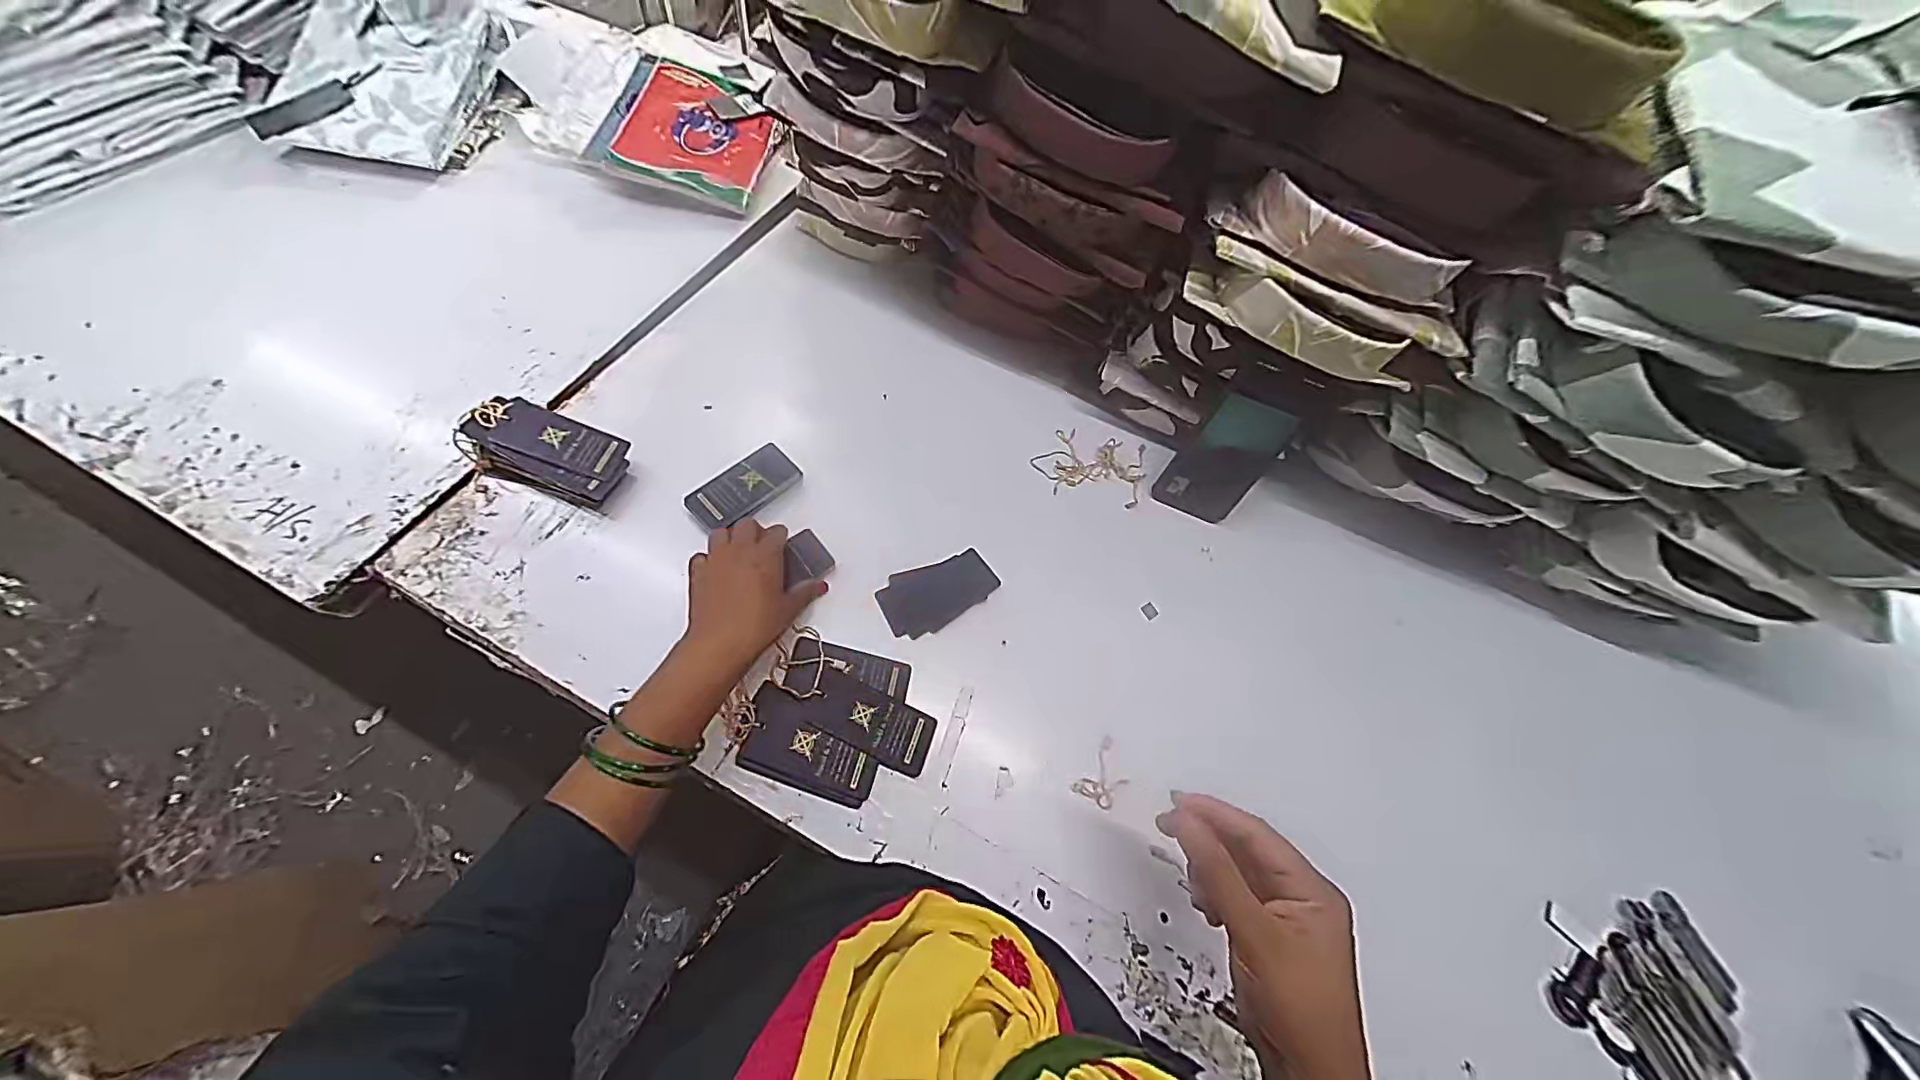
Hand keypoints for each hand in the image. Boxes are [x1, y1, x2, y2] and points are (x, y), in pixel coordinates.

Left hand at [681, 521, 826, 679]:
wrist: (720, 644)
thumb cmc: (752, 627)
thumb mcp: (788, 610)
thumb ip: (805, 592)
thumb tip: (816, 586)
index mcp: (765, 555)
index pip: (777, 531)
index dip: (782, 537)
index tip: (784, 545)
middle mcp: (739, 551)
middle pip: (748, 524)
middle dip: (756, 531)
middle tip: (763, 545)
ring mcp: (716, 559)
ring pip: (721, 533)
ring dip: (731, 538)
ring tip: (739, 551)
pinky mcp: (698, 572)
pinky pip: (702, 555)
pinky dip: (709, 558)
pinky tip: (716, 568)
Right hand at [1157, 793, 1370, 1079]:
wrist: (1310, 1072)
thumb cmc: (1301, 1012)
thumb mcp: (1253, 930)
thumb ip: (1218, 872)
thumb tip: (1191, 824)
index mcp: (1311, 889)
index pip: (1256, 834)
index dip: (1215, 813)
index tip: (1180, 802)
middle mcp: (1301, 898)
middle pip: (1247, 849)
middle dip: (1208, 837)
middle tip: (1171, 822)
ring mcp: (1285, 918)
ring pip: (1238, 872)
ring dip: (1209, 866)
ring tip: (1189, 869)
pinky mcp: (1268, 936)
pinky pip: (1235, 895)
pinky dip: (1214, 891)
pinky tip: (1204, 899)